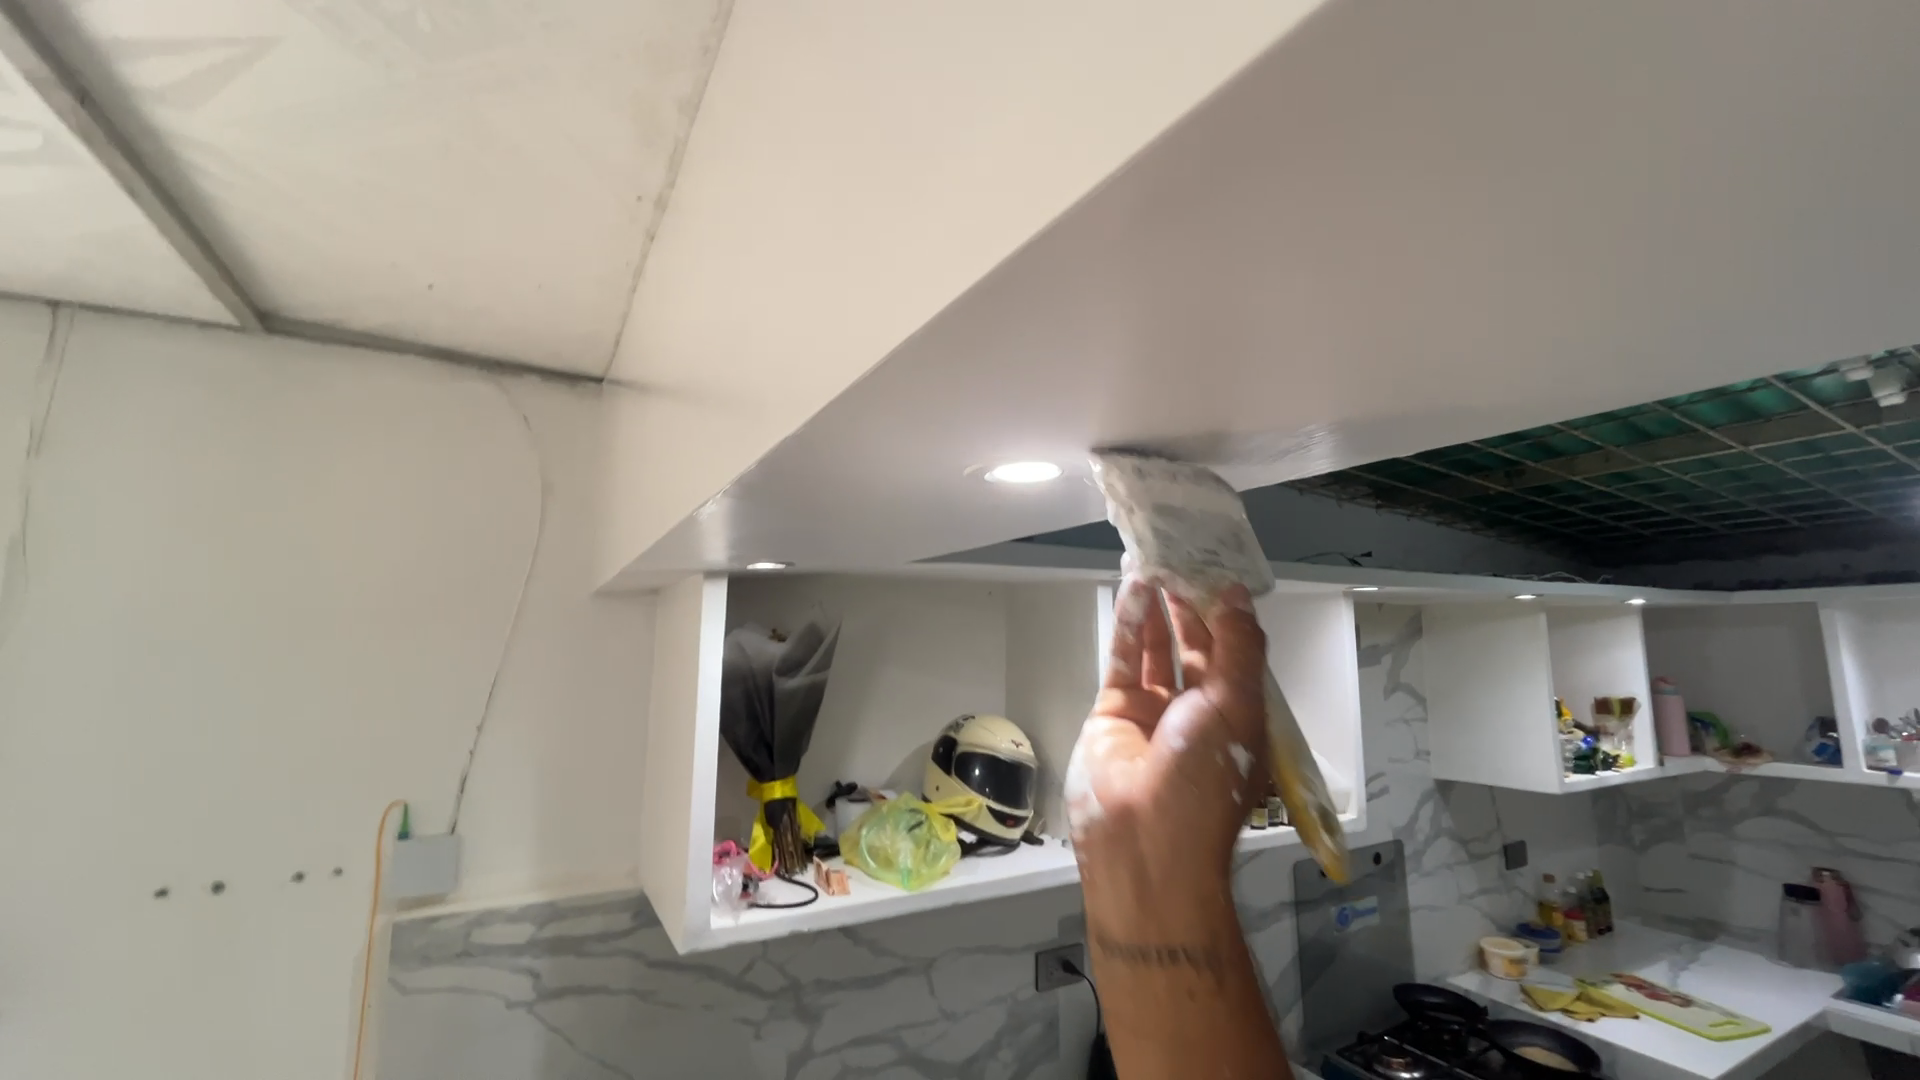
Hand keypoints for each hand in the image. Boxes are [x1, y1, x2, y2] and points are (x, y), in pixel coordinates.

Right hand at [1065, 578, 1268, 892]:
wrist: (1144, 839)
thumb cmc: (1205, 776)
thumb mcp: (1237, 707)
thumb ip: (1238, 647)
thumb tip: (1237, 594)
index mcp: (1237, 713)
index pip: (1233, 651)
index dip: (1225, 613)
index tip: (1215, 570)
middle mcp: (1196, 709)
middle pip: (1193, 645)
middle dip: (1187, 604)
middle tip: (1178, 559)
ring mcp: (1153, 710)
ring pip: (1155, 648)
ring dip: (1156, 608)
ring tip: (1151, 564)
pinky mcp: (1114, 710)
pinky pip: (1124, 660)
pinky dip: (1129, 625)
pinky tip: (1133, 591)